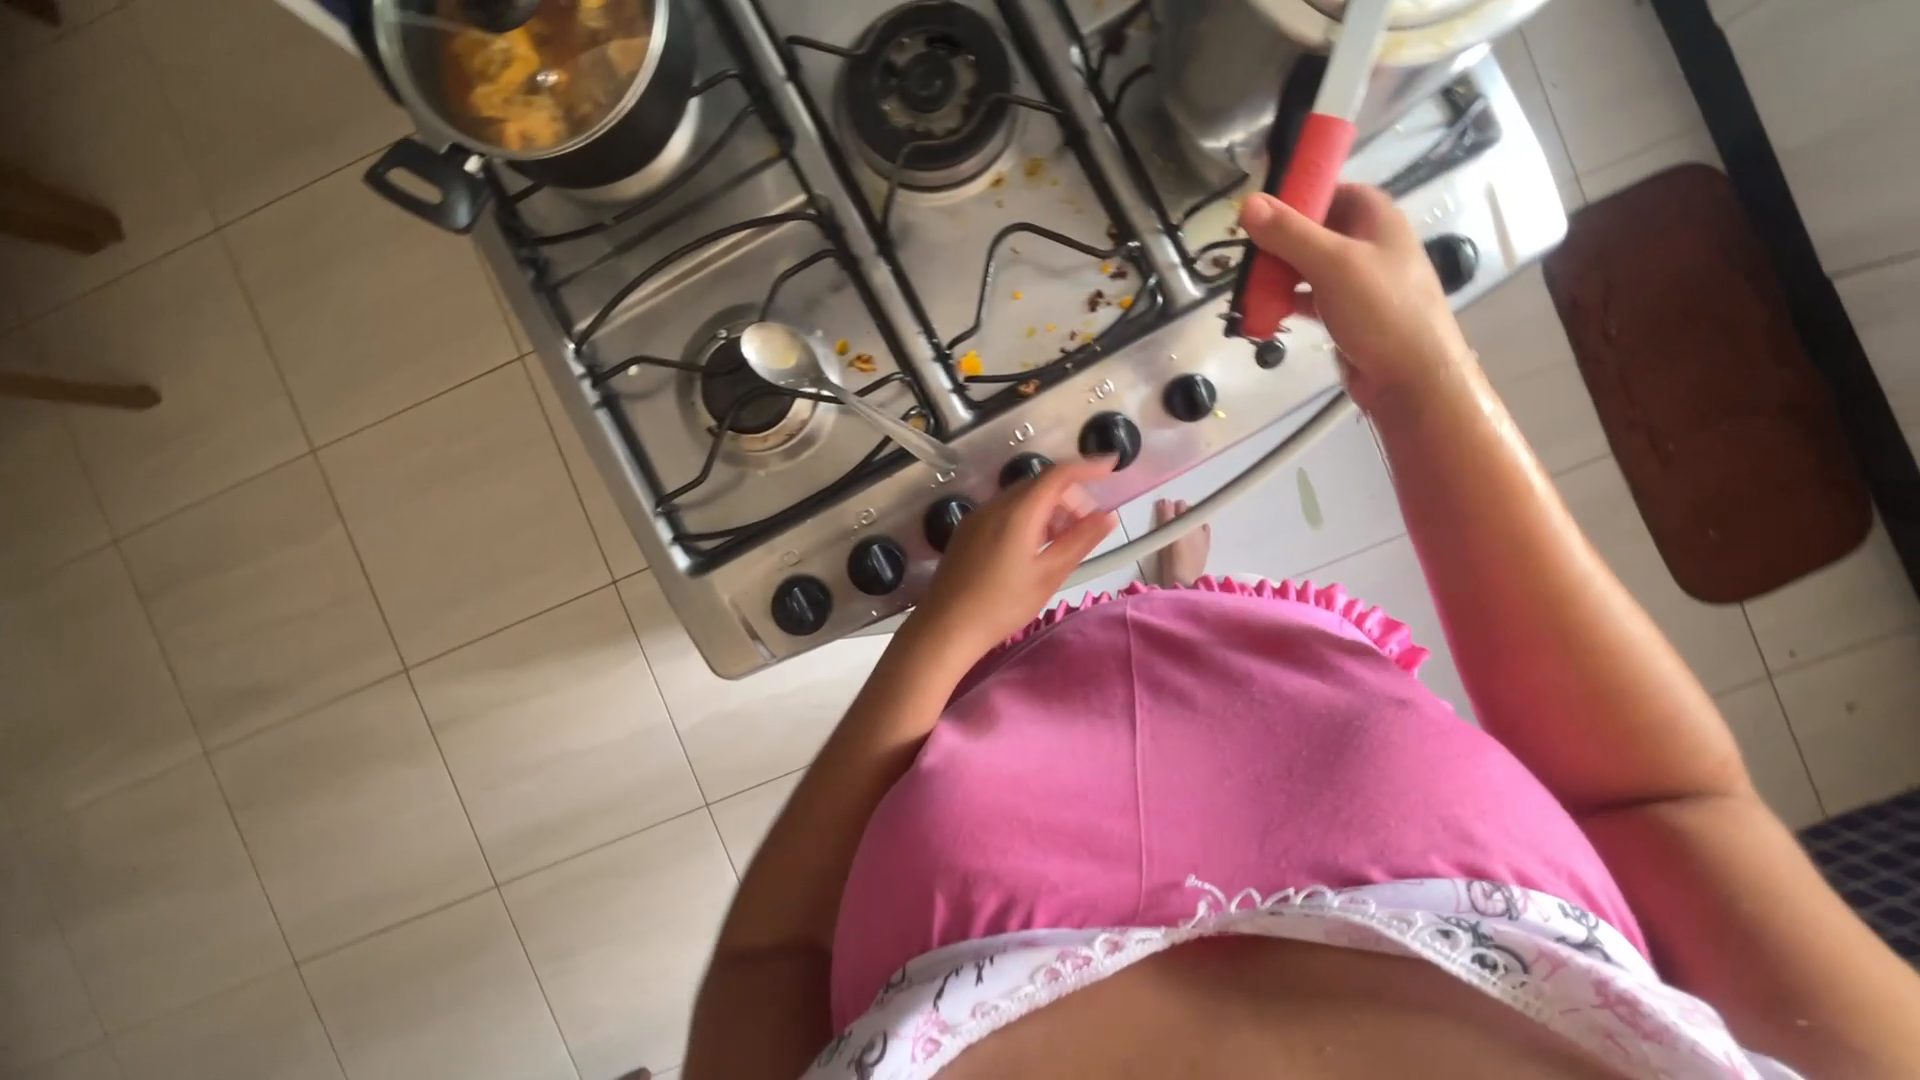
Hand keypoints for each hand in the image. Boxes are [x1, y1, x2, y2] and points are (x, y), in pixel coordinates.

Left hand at [910, 458, 1119, 662]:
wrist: (945, 628)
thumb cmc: (1002, 605)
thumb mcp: (1048, 575)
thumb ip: (1080, 541)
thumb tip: (1107, 515)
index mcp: (1018, 512)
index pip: (1058, 475)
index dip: (1087, 467)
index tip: (1112, 466)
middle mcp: (994, 505)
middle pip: (1039, 484)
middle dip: (1069, 497)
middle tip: (1086, 526)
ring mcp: (977, 517)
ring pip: (1020, 498)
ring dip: (1048, 509)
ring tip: (1061, 542)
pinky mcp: (967, 532)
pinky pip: (1003, 512)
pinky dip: (1027, 518)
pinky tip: (1032, 548)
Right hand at [1239, 185, 1477, 411]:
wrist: (1411, 378)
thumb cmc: (1381, 311)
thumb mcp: (1333, 264)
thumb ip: (1290, 234)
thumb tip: (1248, 203)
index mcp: (1376, 219)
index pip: (1334, 189)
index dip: (1300, 195)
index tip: (1262, 209)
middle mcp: (1369, 244)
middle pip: (1316, 229)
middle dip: (1280, 240)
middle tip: (1247, 252)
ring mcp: (1359, 281)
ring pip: (1309, 265)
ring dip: (1279, 273)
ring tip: (1249, 284)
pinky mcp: (1348, 313)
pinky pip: (1311, 297)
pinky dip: (1288, 301)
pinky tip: (1266, 311)